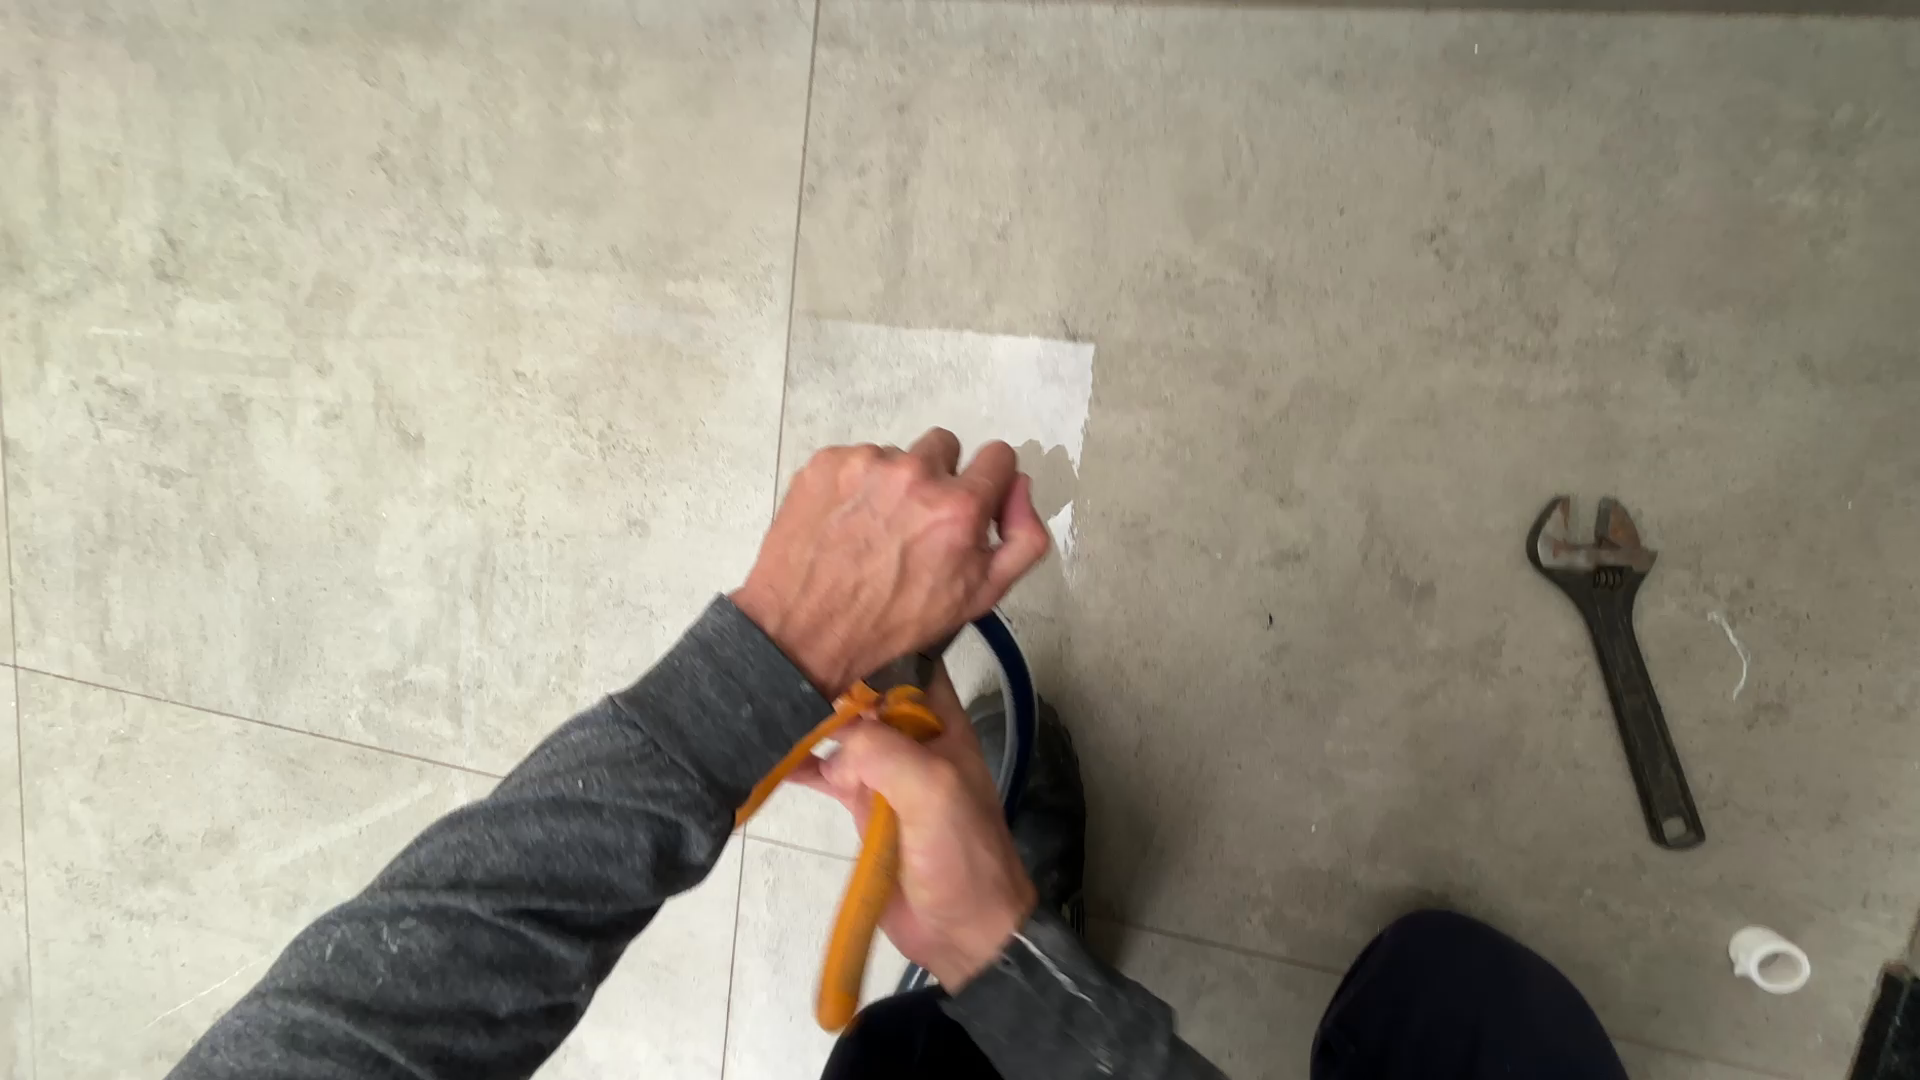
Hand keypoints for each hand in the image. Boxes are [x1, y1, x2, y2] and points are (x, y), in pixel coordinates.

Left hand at [732, 428, 1050, 696]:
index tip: (970, 504)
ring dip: (894, 483)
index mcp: (958, 506)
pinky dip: (856, 486)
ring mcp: (866, 462)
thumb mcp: (980, 597)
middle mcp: (915, 472)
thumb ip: (1023, 538)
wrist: (804, 630)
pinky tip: (845, 523)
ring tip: (873, 530)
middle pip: (946, 447)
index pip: (999, 456)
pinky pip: (857, 460)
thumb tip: (1020, 486)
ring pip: (897, 456)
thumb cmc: (895, 622)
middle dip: (939, 478)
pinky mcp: (827, 462)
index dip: (990, 481)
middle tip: (916, 523)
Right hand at [792, 666, 1035, 988]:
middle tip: (788, 660)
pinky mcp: (862, 803)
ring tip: (768, 699)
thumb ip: (886, 754)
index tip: (837, 633)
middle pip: (870, 695)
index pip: (913, 668)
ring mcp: (886, 771)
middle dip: (836, 679)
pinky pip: (826, 774)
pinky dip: (801, 764)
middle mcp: (913, 739)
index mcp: (942, 724)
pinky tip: (768, 752)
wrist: (960, 930)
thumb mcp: (933, 791)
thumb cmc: (961, 852)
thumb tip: (837, 743)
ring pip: (845, 732)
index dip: (881, 648)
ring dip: (813, 719)